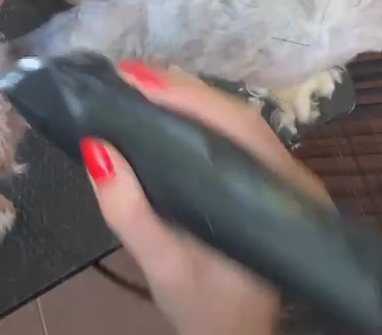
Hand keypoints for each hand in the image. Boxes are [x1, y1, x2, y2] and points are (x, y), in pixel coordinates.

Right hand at [81, 64, 330, 334]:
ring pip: (227, 117)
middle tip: (122, 75)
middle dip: (177, 88)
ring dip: (179, 95)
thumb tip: (94, 148)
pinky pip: (222, 130)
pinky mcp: (255, 176)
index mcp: (280, 196)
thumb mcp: (164, 267)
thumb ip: (131, 214)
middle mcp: (286, 176)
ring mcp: (274, 174)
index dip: (187, 95)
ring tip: (130, 84)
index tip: (135, 78)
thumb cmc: (208, 307)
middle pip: (231, 113)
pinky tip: (154, 106)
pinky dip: (185, 112)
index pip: (237, 126)